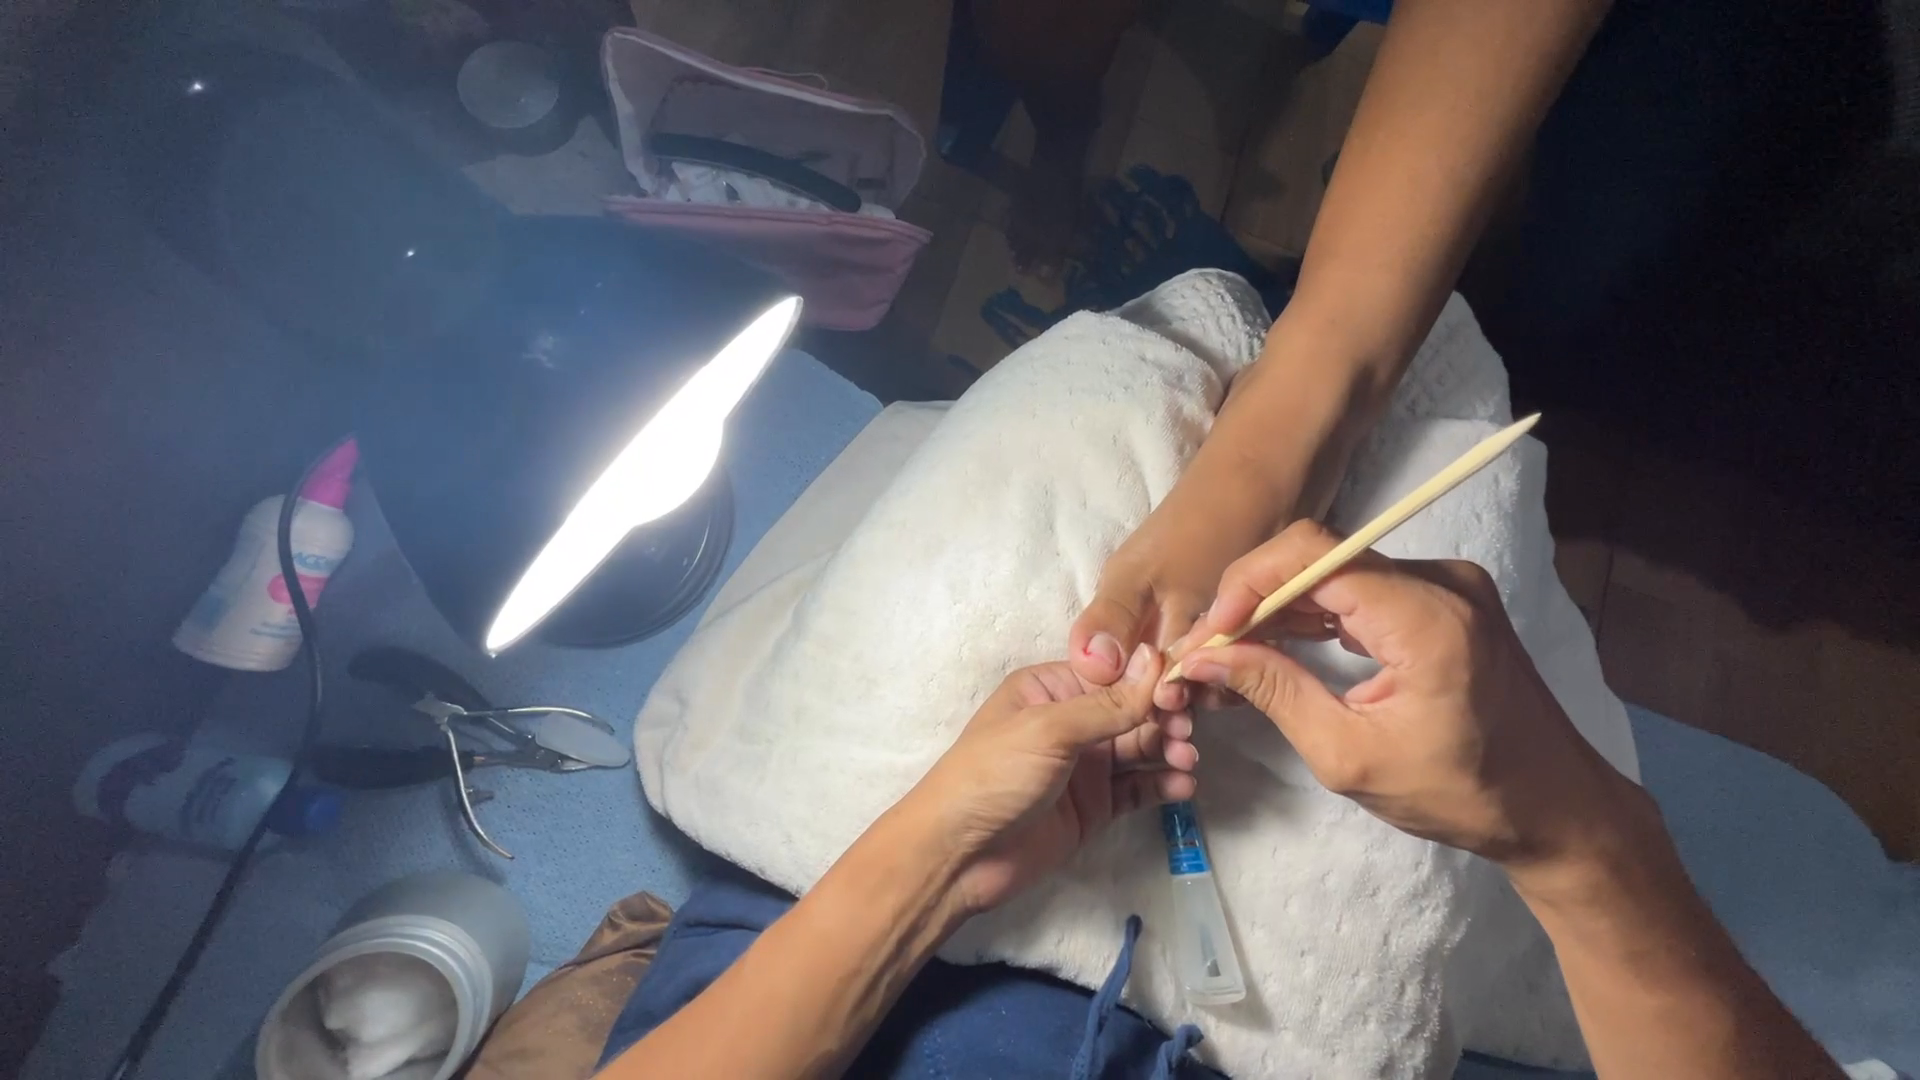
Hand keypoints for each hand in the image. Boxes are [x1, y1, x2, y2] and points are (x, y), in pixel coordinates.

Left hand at [903, 646, 1197, 913]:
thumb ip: (1109, 702)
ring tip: (1185, 761)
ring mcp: (1083, 765)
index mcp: (1050, 688)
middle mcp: (1070, 720)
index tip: (1184, 691)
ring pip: (1138, 748)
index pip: (1113, 675)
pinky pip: (1136, 788)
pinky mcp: (1094, 805)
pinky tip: (1181, 786)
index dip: (1150, 681)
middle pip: (1131, 711)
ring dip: (1166, 751)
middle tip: (1187, 733)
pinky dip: (1160, 784)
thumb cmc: (994, 774)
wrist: (959, 855)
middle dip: (1163, 719)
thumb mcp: (1049, 729)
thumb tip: (1156, 656)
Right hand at [1069, 476, 1288, 703]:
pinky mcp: (1224, 610)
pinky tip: (1263, 675)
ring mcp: (1187, 611)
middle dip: (1177, 701)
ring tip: (1238, 699)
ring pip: (1191, 668)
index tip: (1170, 724)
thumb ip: (1116, 620)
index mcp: (1120, 606)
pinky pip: (1226, 652)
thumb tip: (1083, 666)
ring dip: (1212, 686)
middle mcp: (1147, 613)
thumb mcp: (1157, 574)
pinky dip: (1242, 665)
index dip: (1136, 704)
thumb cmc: (1212, 523)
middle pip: (1151, 677)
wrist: (1275, 468)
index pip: (1112, 675)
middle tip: (1207, 716)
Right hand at [1172, 520, 1629, 865]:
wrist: (1559, 809)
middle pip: (1316, 556)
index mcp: (1427, 617)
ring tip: (1232, 649)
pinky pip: (1355, 586)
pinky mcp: (1440, 597)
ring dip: (1275, 605)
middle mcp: (1439, 580)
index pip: (1313, 555)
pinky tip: (1275, 642)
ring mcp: (1444, 583)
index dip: (1249, 581)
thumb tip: (1203, 656)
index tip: (1214, 632)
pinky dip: (1309, 612)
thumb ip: (1273, 691)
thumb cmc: (1459, 793)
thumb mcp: (1348, 756)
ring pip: (1330, 569)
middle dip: (1252, 597)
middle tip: (1211, 646)